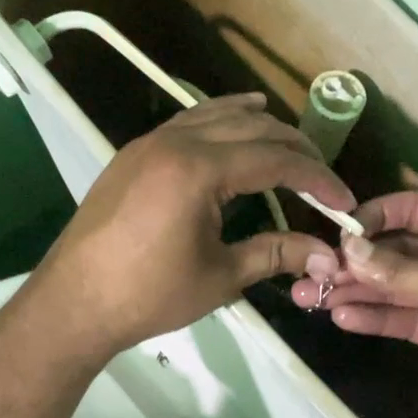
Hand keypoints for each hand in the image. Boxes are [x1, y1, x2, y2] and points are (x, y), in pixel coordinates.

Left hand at [23, 93, 354, 361]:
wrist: (73, 302)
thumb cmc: (148, 295)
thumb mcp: (220, 276)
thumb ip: (275, 253)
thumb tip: (327, 256)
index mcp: (199, 169)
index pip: (276, 160)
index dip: (317, 179)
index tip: (343, 202)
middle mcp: (176, 141)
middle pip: (253, 128)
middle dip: (295, 150)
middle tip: (323, 181)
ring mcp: (150, 142)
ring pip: (219, 115)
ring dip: (261, 127)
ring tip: (293, 146)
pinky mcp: (134, 152)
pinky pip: (188, 121)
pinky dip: (221, 119)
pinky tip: (237, 121)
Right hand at [291, 191, 417, 417]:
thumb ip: (405, 273)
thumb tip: (348, 250)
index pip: (417, 209)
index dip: (376, 217)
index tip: (337, 234)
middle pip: (400, 250)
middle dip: (357, 261)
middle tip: (312, 272)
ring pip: (396, 287)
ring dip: (357, 291)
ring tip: (310, 298)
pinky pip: (404, 318)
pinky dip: (375, 317)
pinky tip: (342, 318)